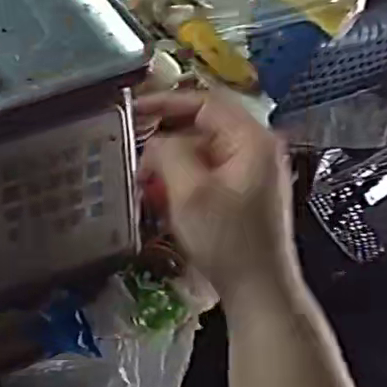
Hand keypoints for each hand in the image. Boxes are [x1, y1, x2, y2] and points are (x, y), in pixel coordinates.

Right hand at [136, 86, 299, 304]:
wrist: (257, 285)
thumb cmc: (225, 238)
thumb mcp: (189, 193)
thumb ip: (168, 154)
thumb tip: (153, 141)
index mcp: (250, 140)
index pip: (204, 102)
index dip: (165, 101)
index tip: (130, 109)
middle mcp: (254, 148)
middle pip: (201, 125)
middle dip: (162, 136)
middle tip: (129, 146)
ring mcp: (249, 170)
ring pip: (199, 150)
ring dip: (167, 160)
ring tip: (140, 177)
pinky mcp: (240, 191)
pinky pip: (203, 171)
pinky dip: (178, 177)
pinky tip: (158, 195)